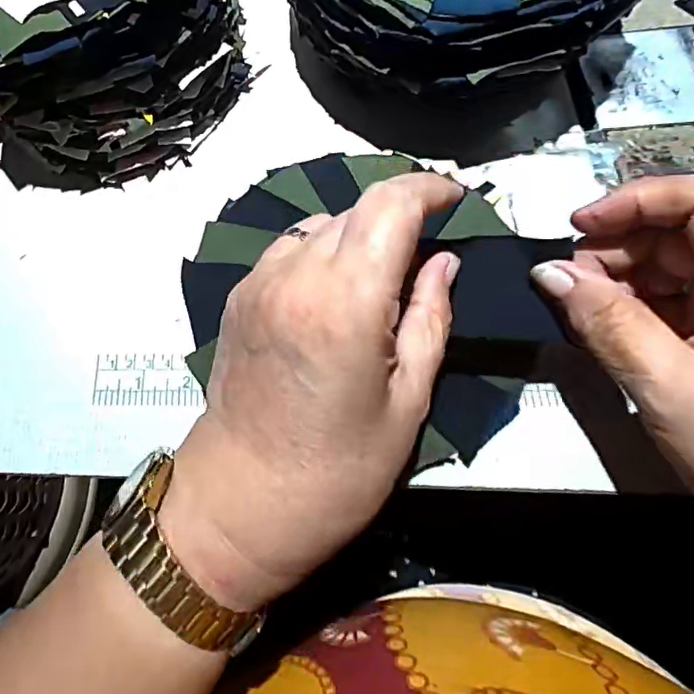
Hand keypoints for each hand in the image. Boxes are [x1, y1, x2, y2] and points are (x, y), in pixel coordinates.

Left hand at [161, 172, 463, 612]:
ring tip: (387, 271)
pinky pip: (293, 245)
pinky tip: (340, 285)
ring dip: (364, 230)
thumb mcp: (408, 401)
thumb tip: (445, 261)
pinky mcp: (241, 292)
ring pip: (325, 222)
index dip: (430, 188)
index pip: (391, 205)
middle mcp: (298, 275)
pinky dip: (327, 248)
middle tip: (431, 243)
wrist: (238, 504)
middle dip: (403, 211)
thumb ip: (431, 316)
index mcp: (347, 302)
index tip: (456, 197)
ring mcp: (261, 280)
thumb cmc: (337, 470)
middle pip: (359, 206)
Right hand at [529, 173, 693, 630]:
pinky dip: (672, 298)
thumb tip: (549, 273)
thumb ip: (608, 325)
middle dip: (635, 243)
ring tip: (596, 304)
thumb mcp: (676, 400)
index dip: (639, 200)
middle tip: (575, 280)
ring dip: (648, 271)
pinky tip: (634, 322)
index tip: (578, 228)